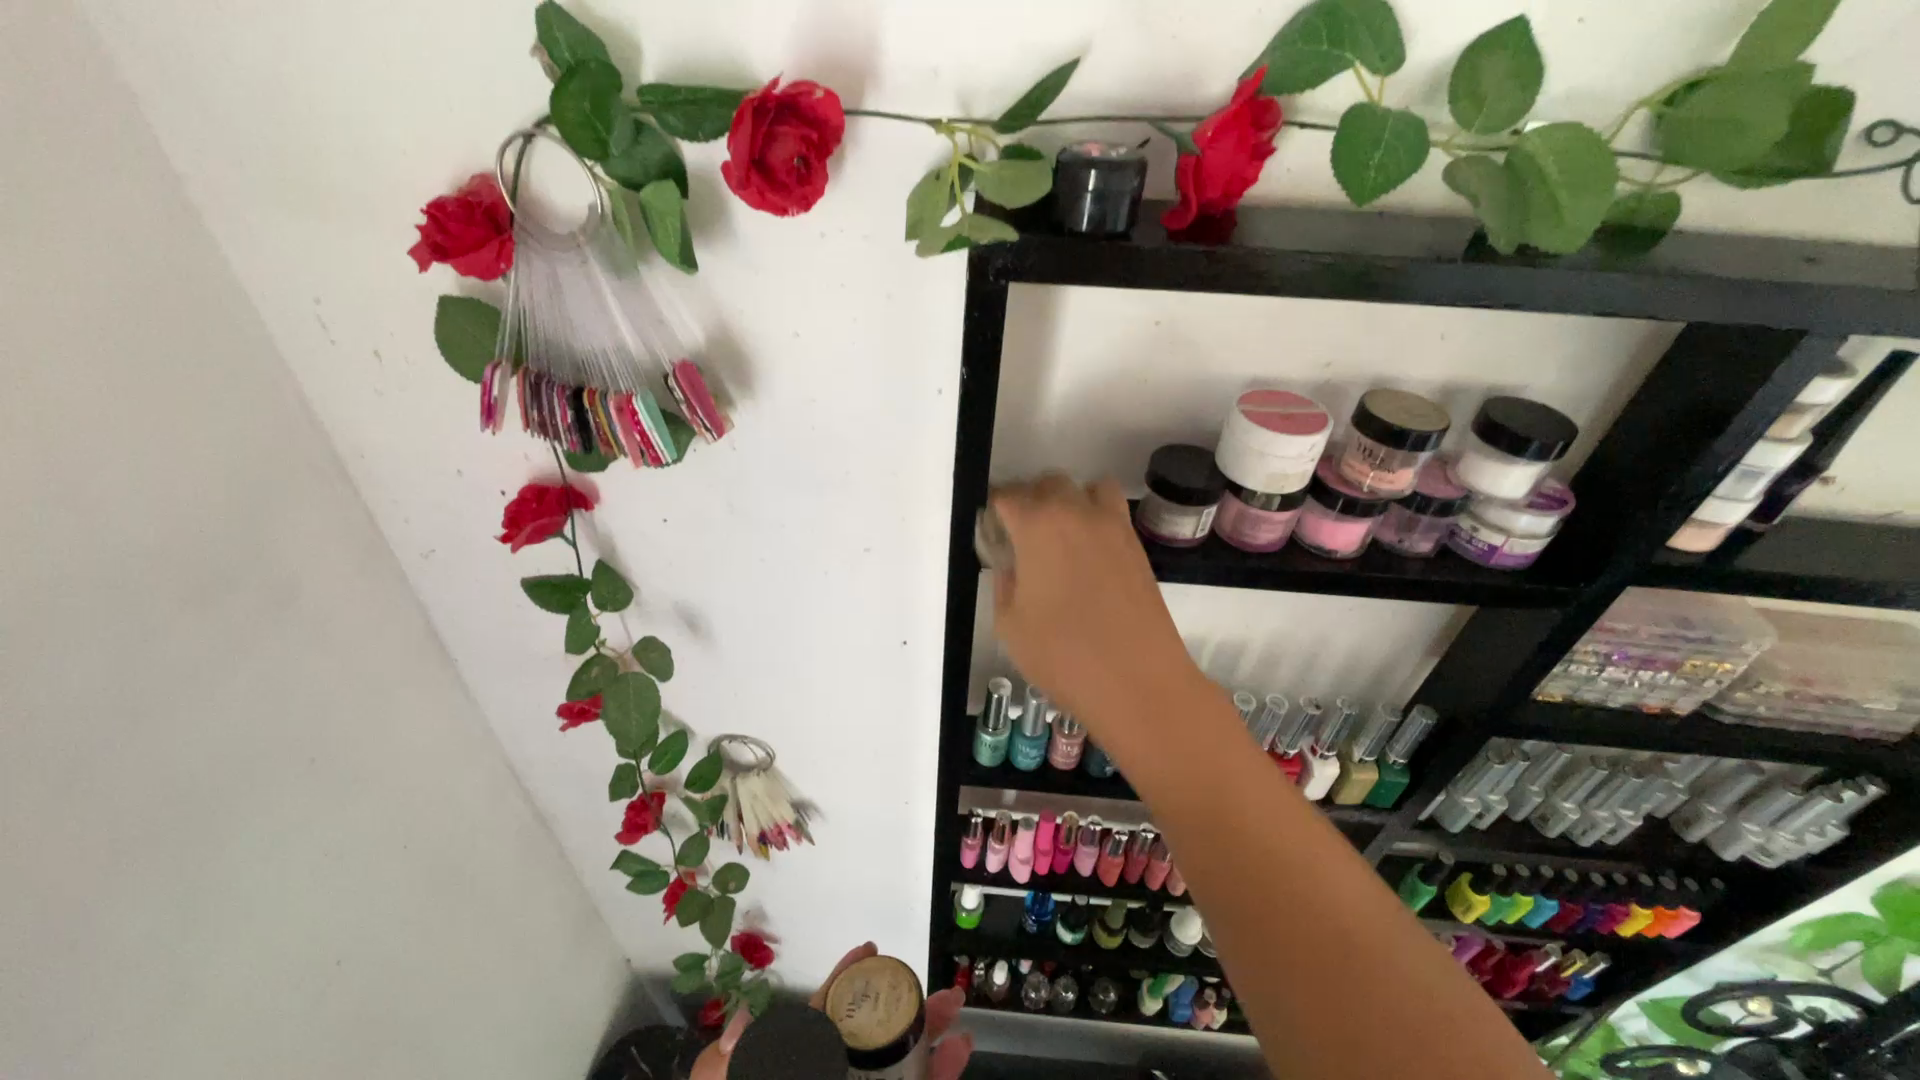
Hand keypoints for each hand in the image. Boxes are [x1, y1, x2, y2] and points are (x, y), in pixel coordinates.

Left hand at [688, 944, 971, 1079]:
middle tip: (939, 991)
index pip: (822, 1014)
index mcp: (796, 1061)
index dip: (845, 981)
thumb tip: (739, 1024)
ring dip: (930, 1041)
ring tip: (956, 1015)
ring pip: (899, 1068)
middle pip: (872, 1038)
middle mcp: (833, 1074)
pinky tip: (956, 1055)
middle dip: (906, 1010)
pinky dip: (938, 1077)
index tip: (870, 950)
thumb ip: (727, 1067)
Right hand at [990, 474, 1204, 731]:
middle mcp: (1077, 512)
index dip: (995, 514)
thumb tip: (1012, 564)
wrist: (1137, 682)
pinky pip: (1112, 513)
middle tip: (1022, 541)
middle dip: (1030, 503)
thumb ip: (1005, 582)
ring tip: (1060, 540)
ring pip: (1087, 489)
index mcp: (1037, 525)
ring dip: (1069, 503)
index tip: (993, 538)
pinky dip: (1096, 521)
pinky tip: (1087, 559)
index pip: (1007, 496)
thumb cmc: (1062, 656)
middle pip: (1048, 485)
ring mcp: (1113, 526)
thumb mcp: (1010, 624)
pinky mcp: (1137, 546)